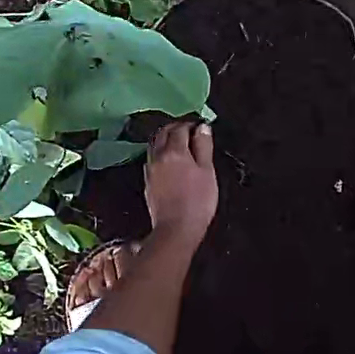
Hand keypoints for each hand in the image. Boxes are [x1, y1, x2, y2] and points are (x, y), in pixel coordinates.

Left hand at [145, 121, 217, 242]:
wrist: (176, 229)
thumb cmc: (198, 201)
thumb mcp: (207, 172)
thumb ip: (204, 147)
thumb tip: (202, 128)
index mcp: (174, 151)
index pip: (180, 128)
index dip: (190, 124)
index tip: (199, 126)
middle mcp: (158, 156)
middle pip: (162, 133)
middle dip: (174, 127)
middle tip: (188, 130)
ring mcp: (150, 169)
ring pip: (154, 145)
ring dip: (165, 138)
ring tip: (178, 142)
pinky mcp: (147, 182)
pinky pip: (152, 158)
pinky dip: (160, 152)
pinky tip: (168, 160)